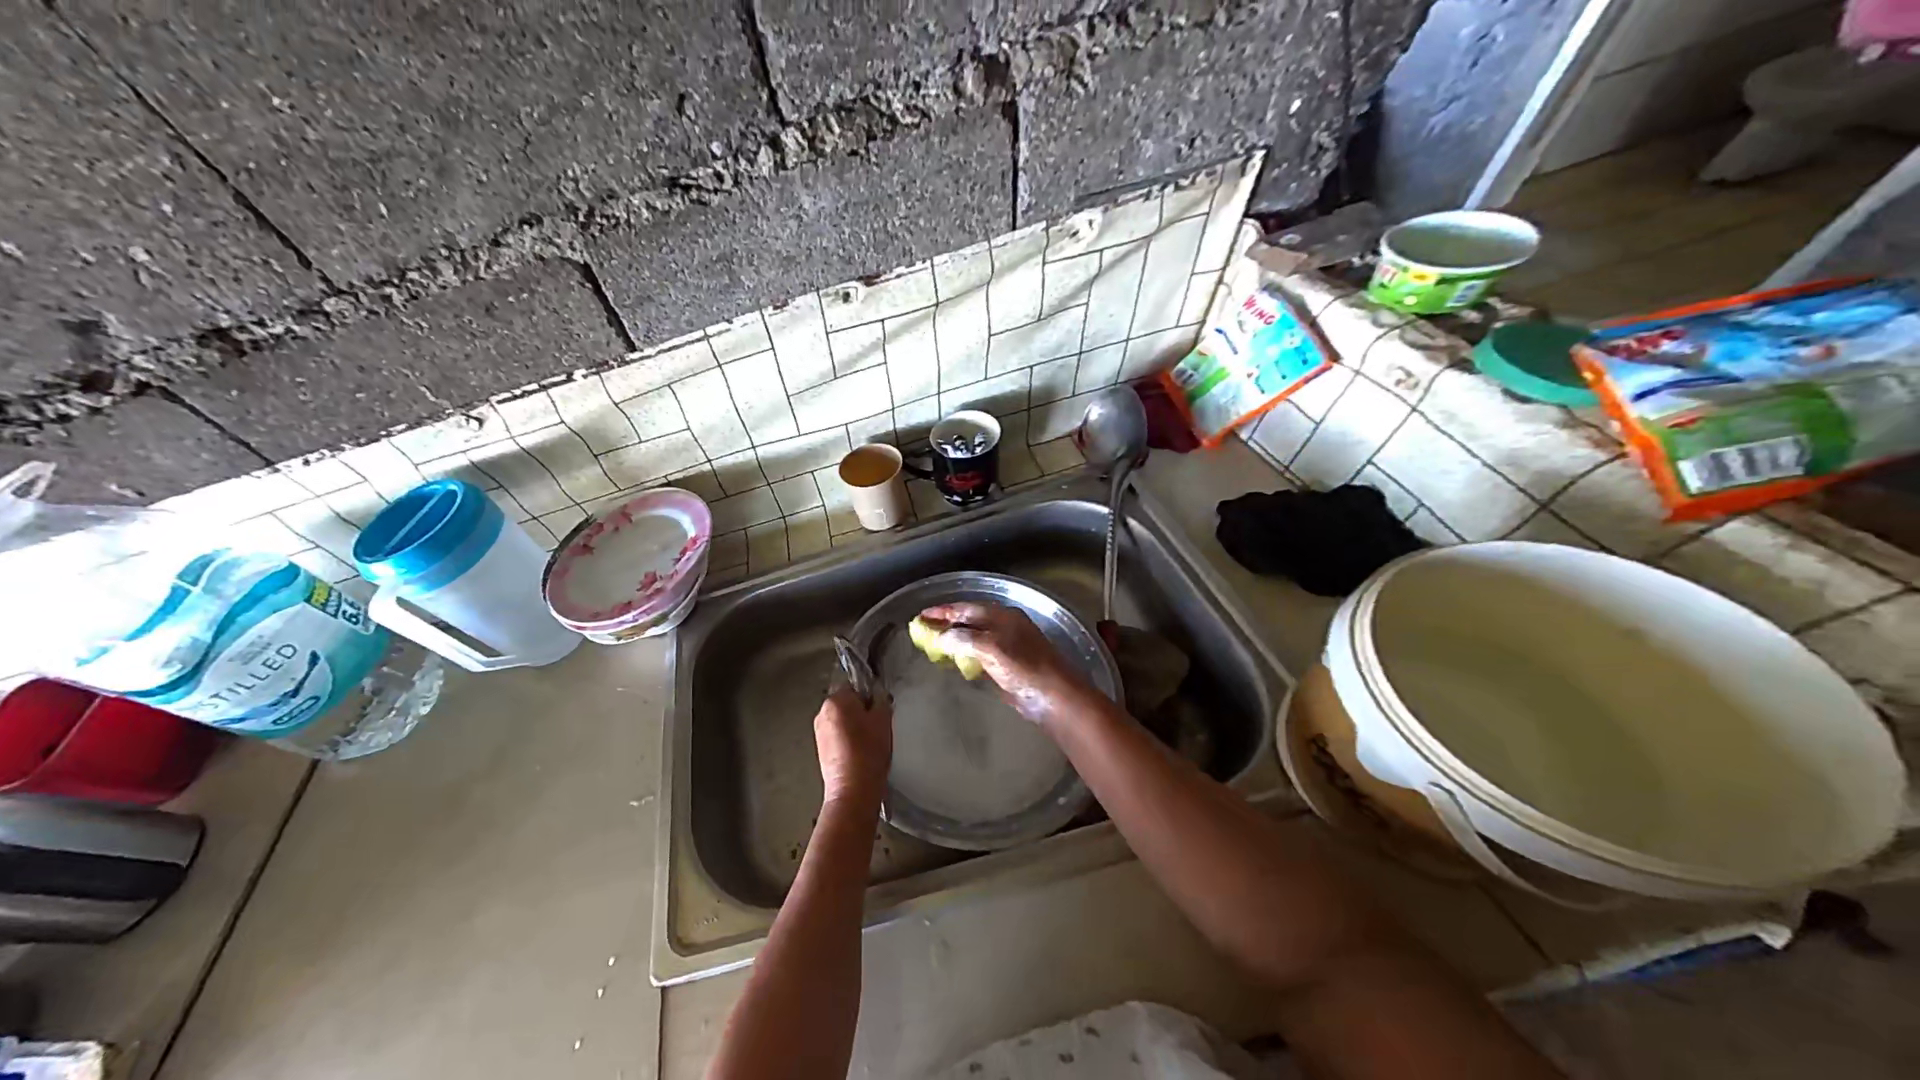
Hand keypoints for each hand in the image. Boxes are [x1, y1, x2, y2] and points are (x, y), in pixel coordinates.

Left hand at [813, 687, 891, 806]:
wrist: (853, 790)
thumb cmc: (869, 752)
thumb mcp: (883, 720)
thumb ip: (880, 700)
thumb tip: (877, 696)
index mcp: (836, 700)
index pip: (855, 685)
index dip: (870, 696)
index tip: (880, 709)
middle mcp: (822, 712)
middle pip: (846, 702)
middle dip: (861, 711)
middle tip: (877, 726)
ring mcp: (819, 731)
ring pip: (842, 720)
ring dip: (854, 726)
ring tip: (870, 742)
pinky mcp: (821, 749)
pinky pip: (837, 735)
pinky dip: (848, 739)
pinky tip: (860, 752)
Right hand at [916, 602, 1097, 725]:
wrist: (1055, 697)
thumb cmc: (1025, 668)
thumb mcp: (991, 648)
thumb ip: (963, 639)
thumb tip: (940, 637)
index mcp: (1003, 616)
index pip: (966, 608)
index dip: (942, 611)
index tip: (920, 616)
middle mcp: (1004, 627)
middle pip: (969, 621)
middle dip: (945, 625)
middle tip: (921, 631)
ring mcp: (1006, 647)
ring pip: (973, 639)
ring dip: (953, 641)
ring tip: (931, 645)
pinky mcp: (1006, 668)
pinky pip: (979, 656)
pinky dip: (963, 657)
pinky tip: (952, 663)